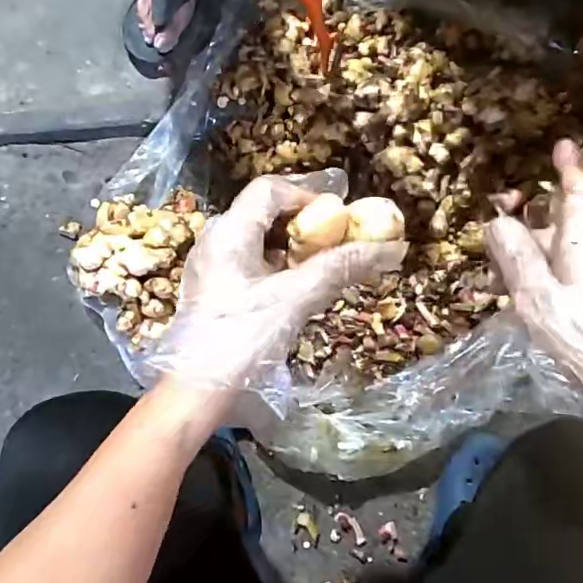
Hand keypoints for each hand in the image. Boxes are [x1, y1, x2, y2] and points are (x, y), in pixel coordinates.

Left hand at [145, 176, 407, 391]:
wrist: (194, 393)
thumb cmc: (241, 340)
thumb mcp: (294, 300)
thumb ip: (339, 268)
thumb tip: (388, 247)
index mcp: (229, 232)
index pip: (270, 189)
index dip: (309, 195)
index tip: (341, 218)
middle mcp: (215, 241)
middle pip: (265, 213)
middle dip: (306, 224)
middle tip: (340, 241)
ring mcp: (211, 267)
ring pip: (259, 241)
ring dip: (295, 248)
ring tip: (325, 266)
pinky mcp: (213, 291)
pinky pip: (251, 265)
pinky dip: (279, 268)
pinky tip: (300, 290)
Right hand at [486, 140, 582, 411]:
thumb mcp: (538, 299)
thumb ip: (517, 258)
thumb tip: (497, 221)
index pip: (580, 194)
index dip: (570, 169)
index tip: (563, 145)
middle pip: (564, 225)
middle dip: (530, 226)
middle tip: (495, 241)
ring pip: (564, 253)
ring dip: (531, 257)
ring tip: (497, 284)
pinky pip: (570, 275)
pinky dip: (543, 277)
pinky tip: (525, 303)